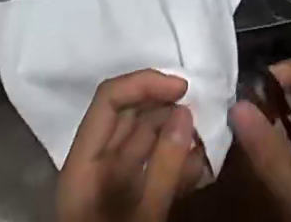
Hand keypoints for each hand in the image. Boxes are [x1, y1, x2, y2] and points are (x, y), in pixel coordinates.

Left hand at [56, 70, 203, 221]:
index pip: (109, 99)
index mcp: (82, 164)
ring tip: (207, 133)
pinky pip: (152, 165)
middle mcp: (94, 165)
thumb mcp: (142, 219)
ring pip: (144, 138)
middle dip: (166, 106)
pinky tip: (201, 161)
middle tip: (202, 107)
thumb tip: (185, 111)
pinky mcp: (129, 200)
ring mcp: (111, 183)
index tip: (183, 87)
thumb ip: (164, 165)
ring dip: (176, 131)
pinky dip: (176, 158)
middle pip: (128, 114)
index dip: (145, 83)